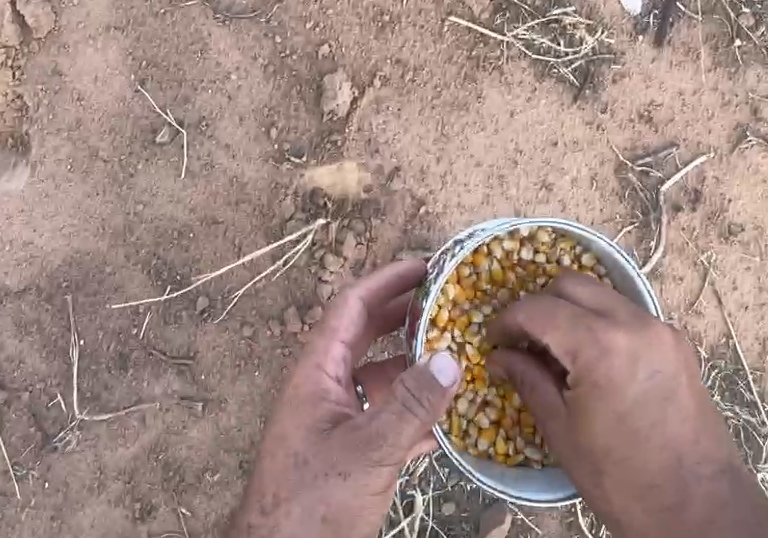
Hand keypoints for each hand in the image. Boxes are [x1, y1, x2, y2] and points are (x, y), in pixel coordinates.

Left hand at [225, 259, 461, 537]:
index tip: (425, 265)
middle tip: (447, 301)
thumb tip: (451, 355)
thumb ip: (411, 404)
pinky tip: (445, 421)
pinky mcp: (344, 451)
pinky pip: (382, 416)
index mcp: (317, 370)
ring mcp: (333, 419)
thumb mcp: (368, 450)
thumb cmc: (312, 502)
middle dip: (404, 315)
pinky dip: (411, 412)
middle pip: (366, 334)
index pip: (352, 306)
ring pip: (377, 377)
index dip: (387, 280)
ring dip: (413, 366)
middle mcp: (323, 385)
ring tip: (455, 356)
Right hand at [488, 273, 767, 537]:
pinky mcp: (678, 344)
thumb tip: (498, 357)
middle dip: (538, 306)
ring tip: (555, 350)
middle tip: (522, 341)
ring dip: (571, 310)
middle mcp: (633, 323)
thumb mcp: (564, 433)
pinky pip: (627, 313)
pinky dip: (601, 322)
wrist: (705, 516)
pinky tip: (591, 359)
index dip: (508, 321)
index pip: (537, 308)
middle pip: (569, 284)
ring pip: (600, 293)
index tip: (494, 341)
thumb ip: (528, 381)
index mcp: (600, 346)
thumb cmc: (625, 483)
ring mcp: (660, 330)